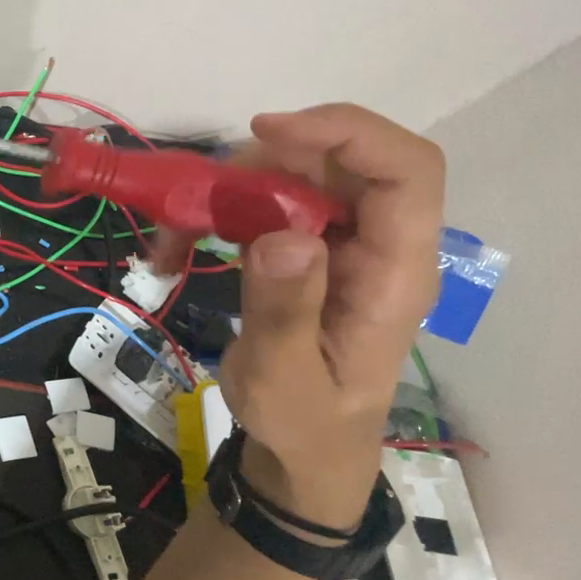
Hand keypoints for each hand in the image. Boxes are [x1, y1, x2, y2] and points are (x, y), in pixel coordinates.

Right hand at [156, 104, 444, 528]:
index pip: (405, 173)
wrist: (303, 447)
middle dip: (265, 161)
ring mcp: (341, 246)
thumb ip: (284, 309)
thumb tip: (283, 235)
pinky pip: (265, 206)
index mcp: (394, 272)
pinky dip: (215, 213)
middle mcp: (377, 245)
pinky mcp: (305, 252)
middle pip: (343, 162)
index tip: (264, 132)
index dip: (345, 134)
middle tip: (200, 195)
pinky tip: (177, 247)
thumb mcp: (284, 377)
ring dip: (228, 190)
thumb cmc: (302, 420)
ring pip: (296, 177)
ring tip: (175, 233)